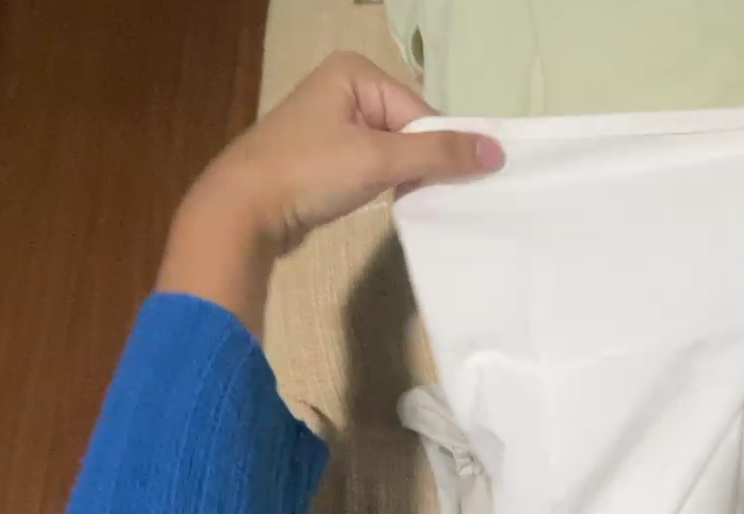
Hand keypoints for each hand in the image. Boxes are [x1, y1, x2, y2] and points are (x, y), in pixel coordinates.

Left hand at [188, 51, 502, 252]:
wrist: (247, 209)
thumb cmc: (310, 172)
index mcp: (357, 73)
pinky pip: (378, 167)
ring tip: (411, 204)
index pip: (422, 113)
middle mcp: (347, 90)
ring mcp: (337, 124)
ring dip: (410, 179)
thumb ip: (438, 154)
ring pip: (397, 152)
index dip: (442, 150)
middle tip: (437, 199)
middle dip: (426, 166)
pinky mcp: (331, 157)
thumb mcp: (379, 159)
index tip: (456, 186)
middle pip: (412, 131)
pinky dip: (390, 186)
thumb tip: (496, 151)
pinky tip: (392, 205)